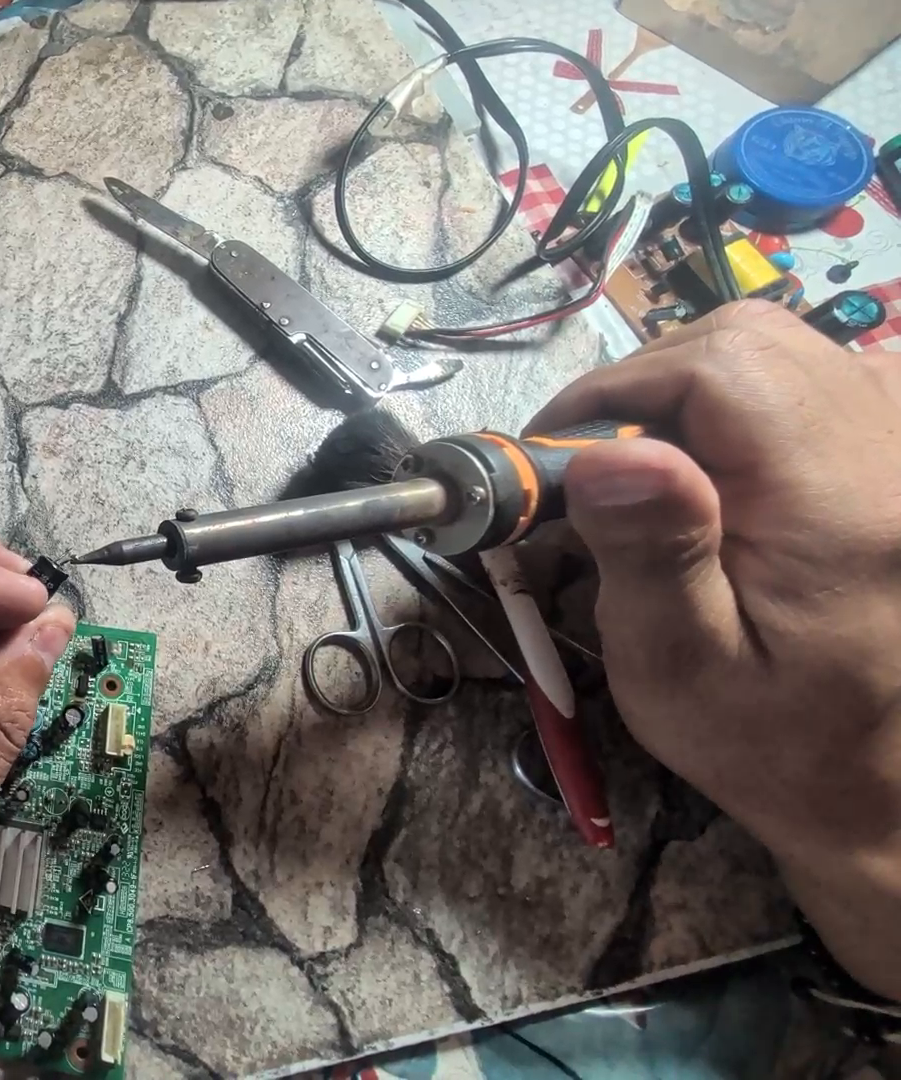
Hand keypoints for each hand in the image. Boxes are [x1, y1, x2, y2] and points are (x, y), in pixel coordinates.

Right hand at [531, 300, 900, 996]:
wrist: (879, 780)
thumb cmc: (761, 735)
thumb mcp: (677, 664)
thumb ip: (651, 557)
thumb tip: (610, 454)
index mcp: (836, 504)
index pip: (718, 370)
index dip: (612, 394)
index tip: (551, 463)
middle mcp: (890, 454)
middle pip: (744, 342)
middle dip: (635, 389)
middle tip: (582, 468)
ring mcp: (900, 450)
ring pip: (770, 348)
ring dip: (671, 394)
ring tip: (629, 469)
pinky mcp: (890, 459)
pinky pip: (798, 379)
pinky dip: (717, 404)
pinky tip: (693, 466)